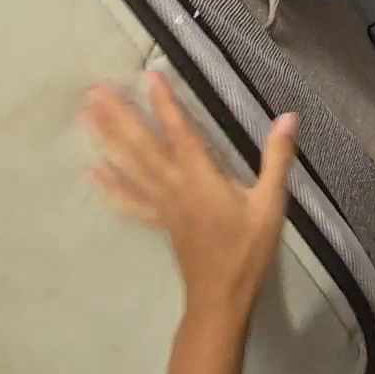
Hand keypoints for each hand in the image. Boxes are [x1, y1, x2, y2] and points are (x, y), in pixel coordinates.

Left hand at [83, 72, 299, 312]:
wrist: (221, 298)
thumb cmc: (248, 249)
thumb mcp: (271, 202)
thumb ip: (277, 158)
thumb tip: (289, 117)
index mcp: (201, 178)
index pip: (180, 131)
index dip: (165, 102)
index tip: (149, 75)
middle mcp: (175, 186)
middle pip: (142, 146)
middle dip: (118, 117)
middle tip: (93, 92)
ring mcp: (162, 205)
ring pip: (129, 167)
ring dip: (107, 141)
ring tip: (85, 117)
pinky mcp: (159, 221)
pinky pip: (130, 200)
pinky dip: (110, 185)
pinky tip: (93, 172)